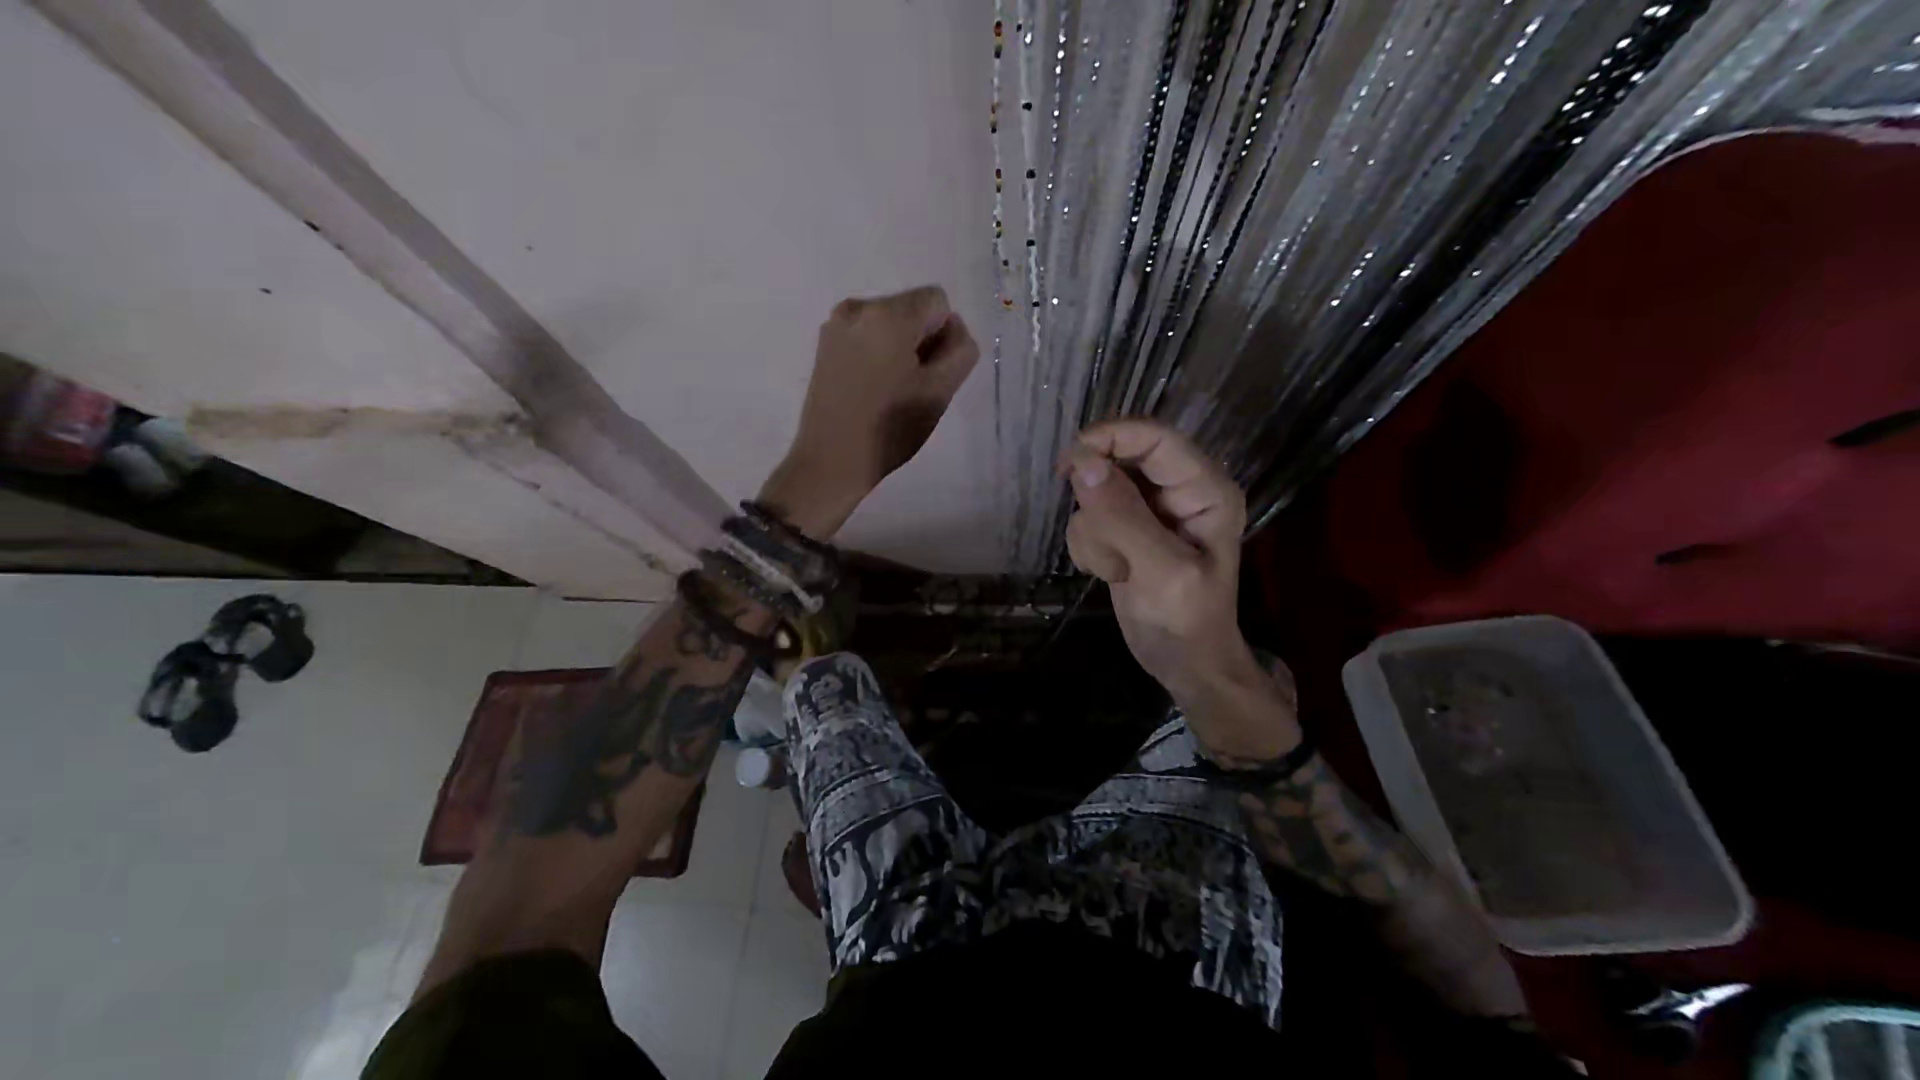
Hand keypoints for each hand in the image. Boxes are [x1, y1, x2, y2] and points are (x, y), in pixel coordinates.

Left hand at [759, 286, 979, 539]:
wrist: (831, 461)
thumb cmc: (890, 428)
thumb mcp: (940, 391)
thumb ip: (960, 349)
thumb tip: (951, 328)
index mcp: (888, 313)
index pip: (938, 301)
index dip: (944, 336)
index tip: (931, 372)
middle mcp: (858, 307)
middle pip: (911, 308)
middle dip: (921, 340)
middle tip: (912, 386)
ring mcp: (836, 325)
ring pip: (889, 323)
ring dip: (900, 348)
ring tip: (890, 390)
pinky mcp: (824, 345)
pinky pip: (866, 336)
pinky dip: (877, 354)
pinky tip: (871, 388)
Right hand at [1062, 419, 1300, 760]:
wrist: (1184, 665)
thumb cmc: (1187, 622)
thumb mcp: (1161, 572)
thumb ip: (1123, 517)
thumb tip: (1082, 463)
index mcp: (1204, 490)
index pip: (1156, 439)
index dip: (1112, 438)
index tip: (1070, 462)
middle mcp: (1178, 491)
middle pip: (1119, 460)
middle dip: (1099, 502)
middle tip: (1095, 537)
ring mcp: (1149, 511)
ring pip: (1095, 493)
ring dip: (1094, 533)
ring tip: (1117, 570)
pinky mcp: (1125, 531)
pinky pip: (1088, 519)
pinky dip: (1089, 546)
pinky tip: (1109, 573)